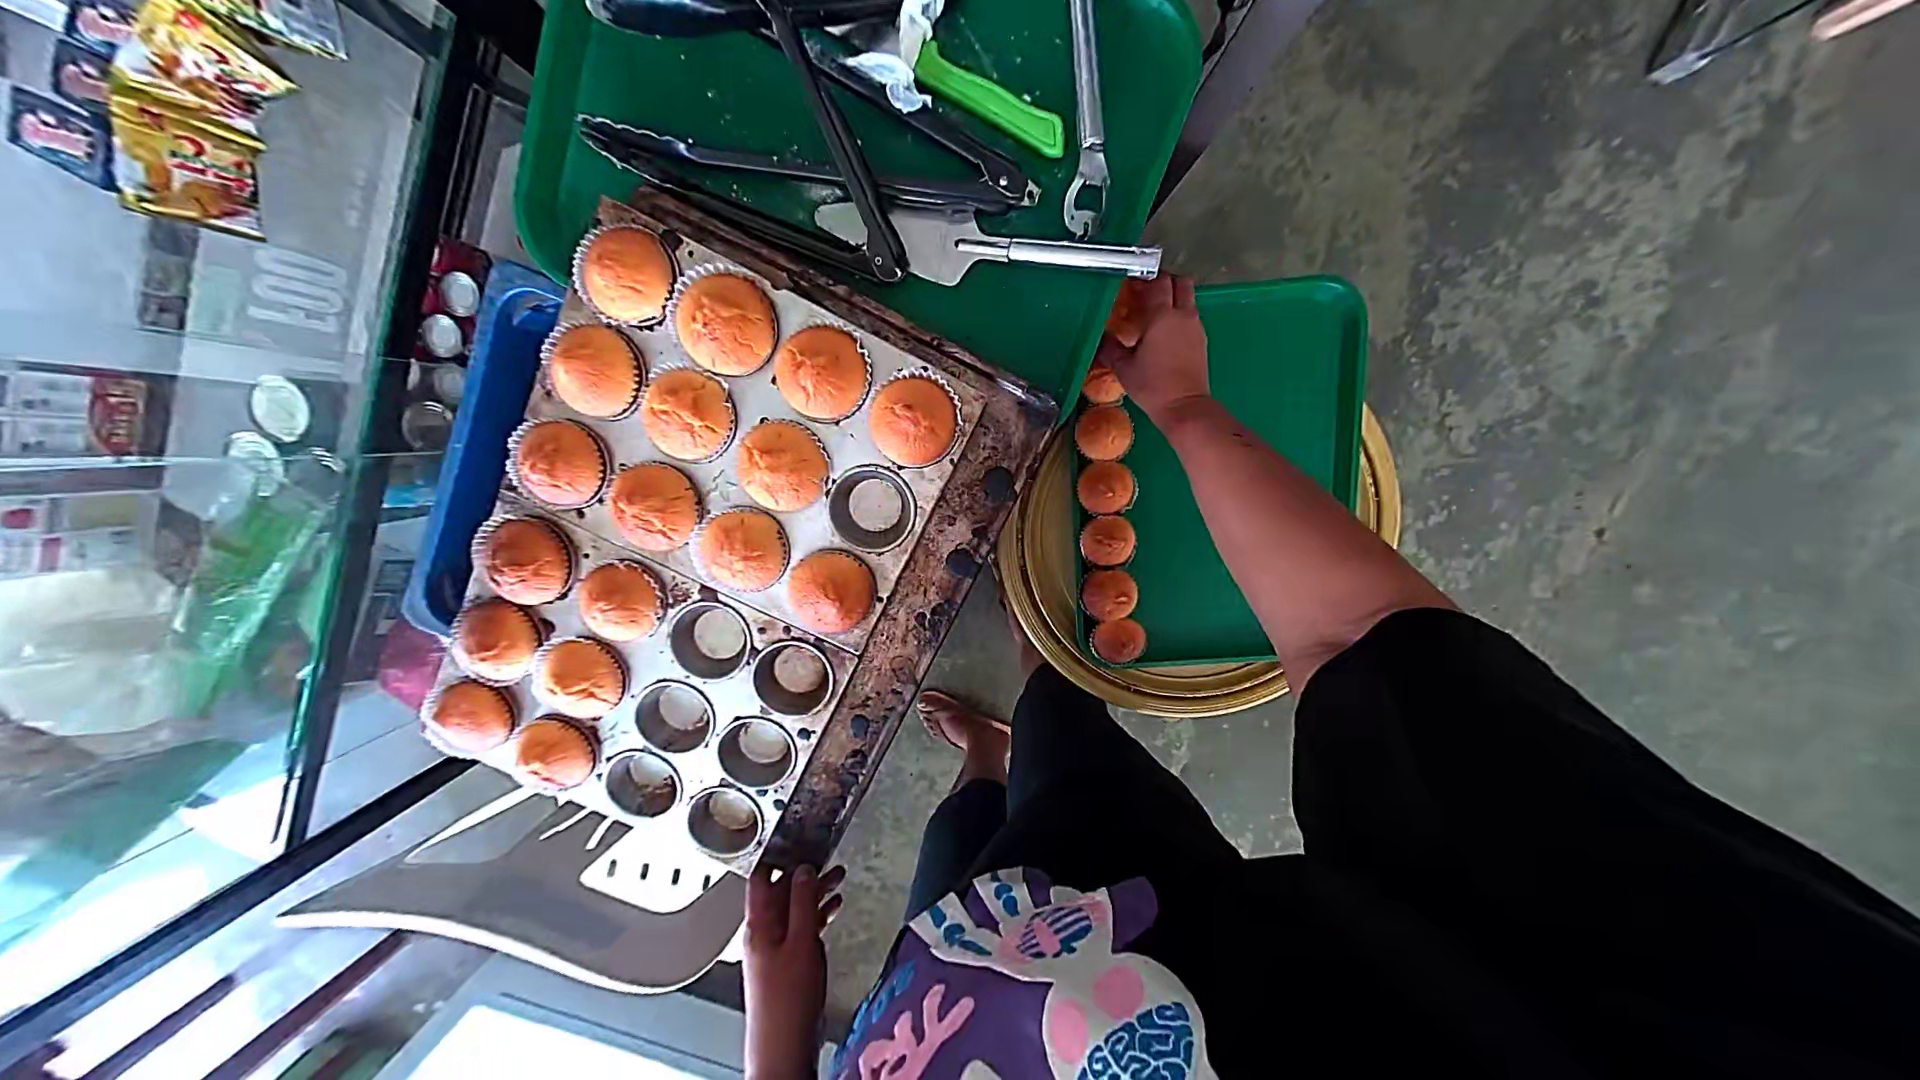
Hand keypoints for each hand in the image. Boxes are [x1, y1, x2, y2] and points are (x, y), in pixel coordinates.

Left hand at [743, 863, 844, 1079]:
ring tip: (838, 876)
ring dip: (814, 891)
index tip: (797, 836)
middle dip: (803, 872)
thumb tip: (804, 868)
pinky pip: (801, 927)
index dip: (777, 855)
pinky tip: (834, 907)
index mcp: (758, 924)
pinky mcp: (788, 963)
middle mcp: (763, 933)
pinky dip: (817, 913)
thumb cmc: (789, 1000)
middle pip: (780, 891)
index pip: (761, 878)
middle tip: (826, 854)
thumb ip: (803, 902)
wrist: (785, 1051)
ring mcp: (775, 948)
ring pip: (794, 908)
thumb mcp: (801, 942)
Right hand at [1103, 274, 1209, 426]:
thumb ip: (1110, 348)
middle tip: (1147, 291)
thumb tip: (1101, 338)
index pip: (1157, 282)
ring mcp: (1196, 327)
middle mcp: (1183, 316)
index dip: (1144, 278)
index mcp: (1162, 316)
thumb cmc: (1152, 386)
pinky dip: (1179, 315)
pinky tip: (1164, 332)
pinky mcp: (1202, 340)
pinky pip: (1191, 316)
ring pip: (1188, 298)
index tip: (1131, 282)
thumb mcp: (1124, 368)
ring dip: (1173, 297)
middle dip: (1164, 281)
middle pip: (1180, 282)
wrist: (1184, 407)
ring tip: (1154, 312)